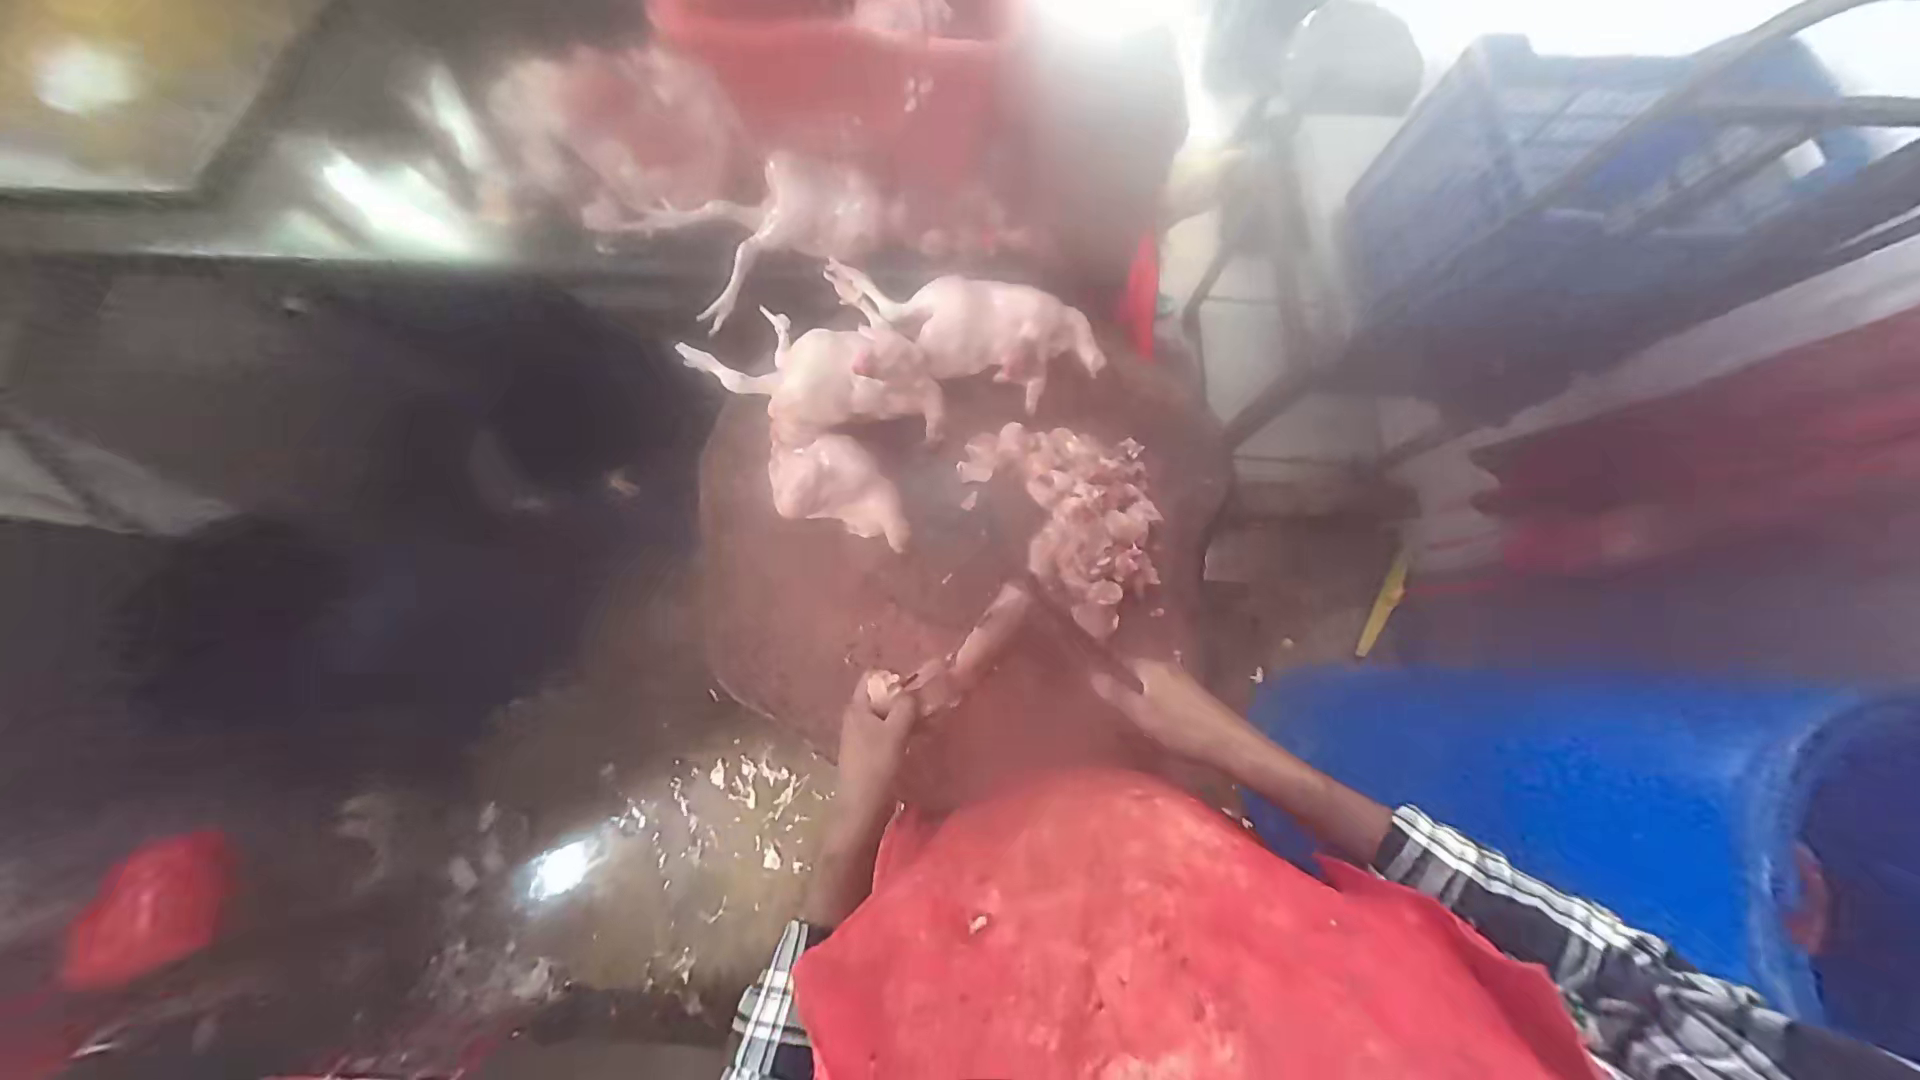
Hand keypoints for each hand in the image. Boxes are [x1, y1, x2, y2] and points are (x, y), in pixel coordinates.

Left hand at [833, 670, 924, 823]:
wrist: (862, 810)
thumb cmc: (876, 767)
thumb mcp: (895, 732)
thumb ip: (906, 706)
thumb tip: (915, 690)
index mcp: (857, 708)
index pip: (873, 677)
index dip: (893, 676)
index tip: (916, 685)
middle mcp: (856, 717)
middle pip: (881, 695)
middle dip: (903, 696)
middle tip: (927, 702)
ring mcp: (862, 736)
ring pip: (886, 714)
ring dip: (905, 715)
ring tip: (928, 719)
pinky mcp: (870, 752)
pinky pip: (888, 731)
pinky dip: (902, 730)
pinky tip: (919, 737)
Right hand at [1094, 658, 1392, 863]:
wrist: (1232, 747)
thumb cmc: (1182, 729)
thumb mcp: (1140, 715)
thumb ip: (1114, 693)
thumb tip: (1090, 673)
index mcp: (1149, 666)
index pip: (1115, 657)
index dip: (1098, 667)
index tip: (1081, 680)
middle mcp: (1164, 666)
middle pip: (1129, 669)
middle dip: (1114, 682)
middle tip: (1096, 703)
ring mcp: (1179, 681)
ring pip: (1144, 683)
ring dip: (1130, 695)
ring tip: (1115, 715)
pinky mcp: (1189, 697)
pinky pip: (1156, 693)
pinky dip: (1145, 703)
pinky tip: (1142, 722)